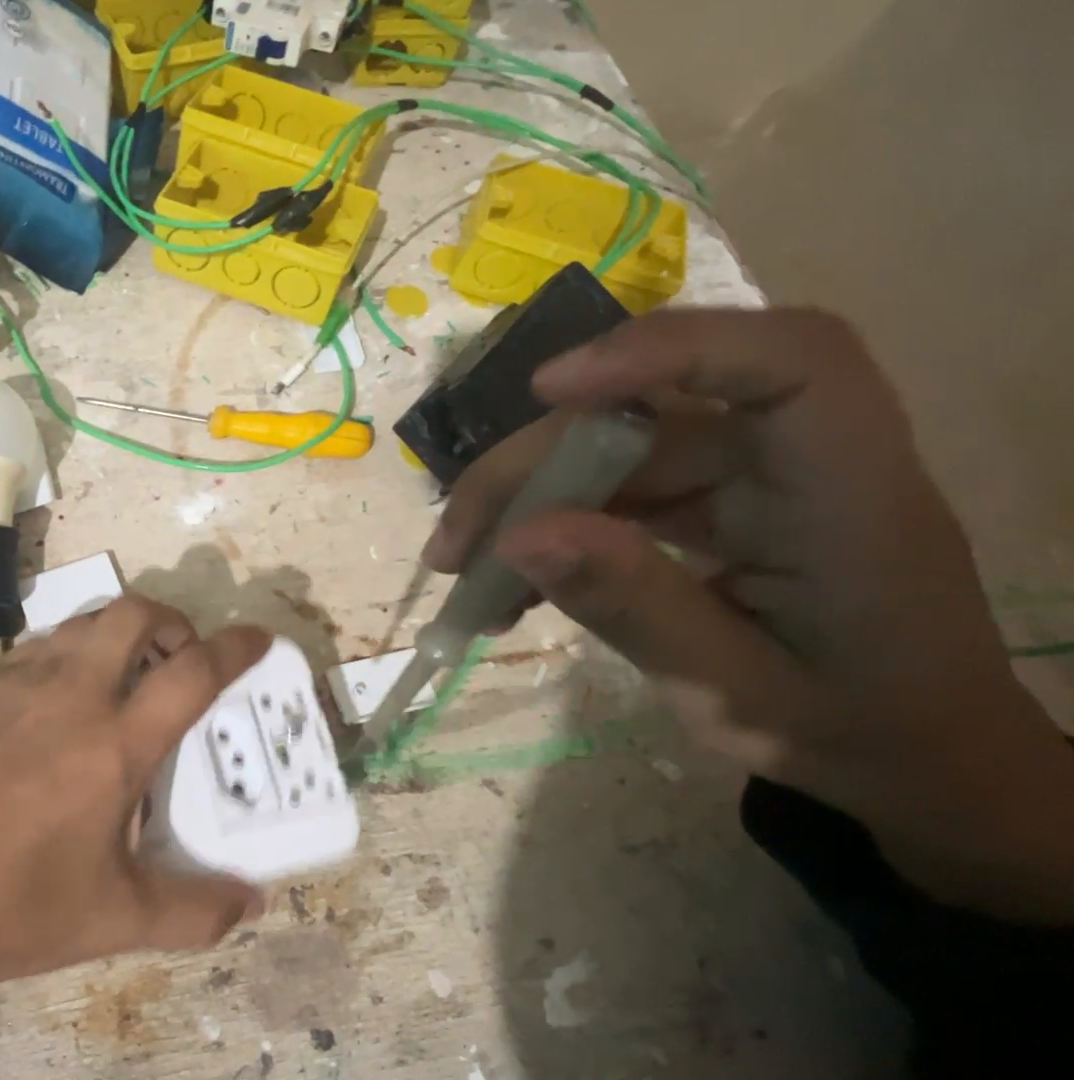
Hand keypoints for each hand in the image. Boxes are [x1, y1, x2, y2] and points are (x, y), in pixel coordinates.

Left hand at [0, 597, 270, 994]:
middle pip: (134, 613)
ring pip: (83, 622)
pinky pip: (39, 646)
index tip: (258, 638)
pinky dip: (70, 653)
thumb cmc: (11, 907)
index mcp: (113, 745)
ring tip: (125, 678)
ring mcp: (17, 683)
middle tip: (181, 659)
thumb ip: (194, 911)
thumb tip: (253, 900)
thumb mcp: (112, 921)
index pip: (193, 672)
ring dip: (118, 634)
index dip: (236, 648)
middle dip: (173, 620)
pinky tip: (61, 701)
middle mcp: (71, 696)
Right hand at [425, 308, 1073, 921]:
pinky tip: (509, 579)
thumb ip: (634, 607)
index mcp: (850, 495)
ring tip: (463, 569)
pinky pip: (616, 488)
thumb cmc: (851, 730)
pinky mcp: (715, 495)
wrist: (915, 755)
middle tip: (454, 543)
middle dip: (533, 467)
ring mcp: (751, 475)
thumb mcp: (732, 692)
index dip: (667, 350)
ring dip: (527, 500)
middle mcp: (798, 460)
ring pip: (614, 450)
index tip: (548, 390)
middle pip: (649, 415)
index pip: (790, 362)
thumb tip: (517, 536)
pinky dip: (553, 525)